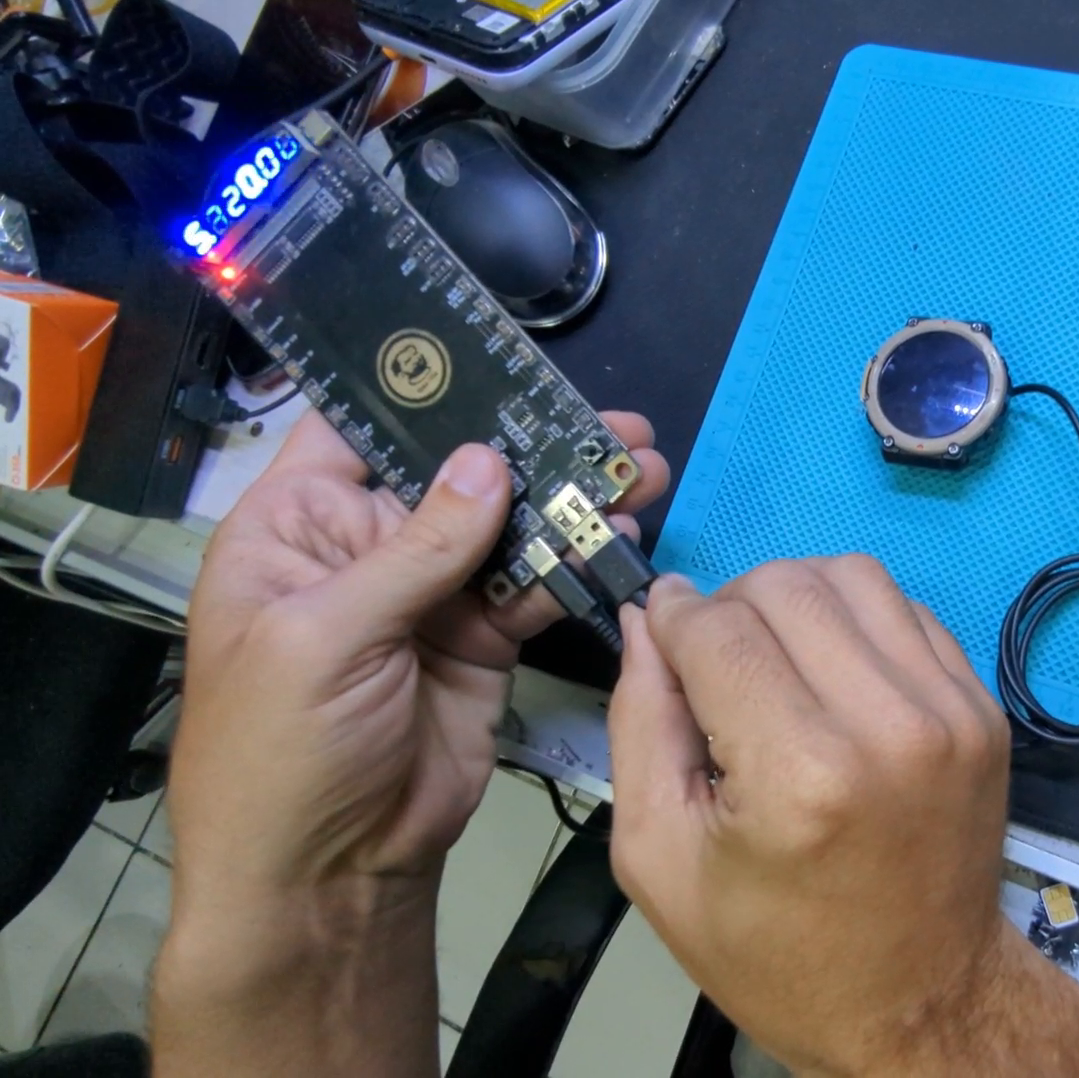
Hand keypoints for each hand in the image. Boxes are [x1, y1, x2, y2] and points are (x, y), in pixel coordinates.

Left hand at [170, 410, 664, 892]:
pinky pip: (541, 586)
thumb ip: (415, 550)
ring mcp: (440, 592)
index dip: (427, 394)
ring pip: (518, 529)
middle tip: (616, 429)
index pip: (361, 432)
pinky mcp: (491, 634)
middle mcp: (378, 547)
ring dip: (577, 504)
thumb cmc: (284, 747)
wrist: (339, 863)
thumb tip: (488, 463)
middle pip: (466, 477)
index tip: (508, 366)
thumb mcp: (327, 637)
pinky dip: (580, 567)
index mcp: (304, 528)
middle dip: (539, 449)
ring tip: (641, 477)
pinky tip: (621, 546)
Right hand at [609, 558, 1078, 1076]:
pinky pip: (910, 610)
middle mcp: (889, 724)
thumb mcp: (661, 860)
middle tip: (715, 652)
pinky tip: (839, 666)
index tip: (661, 620)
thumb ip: (640, 722)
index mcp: (799, 774)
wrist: (920, 997)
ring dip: (799, 594)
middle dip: (731, 600)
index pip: (719, 631)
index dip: (674, 613)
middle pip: (789, 585)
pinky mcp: (983, 706)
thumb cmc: (777, 950)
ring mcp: (951, 709)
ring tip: (777, 650)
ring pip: (855, 576)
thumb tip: (649, 617)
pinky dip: (860, 617)